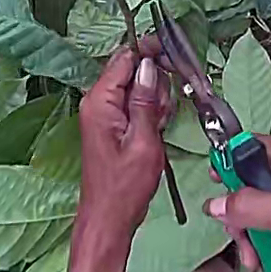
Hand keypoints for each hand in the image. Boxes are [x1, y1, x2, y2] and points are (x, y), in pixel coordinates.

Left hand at [75, 46, 169, 243]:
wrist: (109, 218)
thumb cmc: (126, 186)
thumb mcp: (143, 141)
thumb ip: (145, 100)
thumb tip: (149, 65)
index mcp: (100, 101)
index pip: (124, 57)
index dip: (150, 52)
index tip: (173, 57)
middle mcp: (97, 101)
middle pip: (130, 68)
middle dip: (154, 79)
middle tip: (165, 106)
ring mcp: (103, 112)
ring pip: (135, 85)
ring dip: (154, 97)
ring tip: (159, 123)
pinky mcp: (111, 123)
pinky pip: (133, 103)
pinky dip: (149, 110)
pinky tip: (155, 128)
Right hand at [202, 133, 270, 271]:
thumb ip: (250, 206)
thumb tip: (214, 203)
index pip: (248, 147)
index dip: (228, 169)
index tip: (215, 196)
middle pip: (251, 182)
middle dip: (241, 214)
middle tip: (241, 242)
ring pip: (262, 208)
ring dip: (254, 236)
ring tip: (257, 262)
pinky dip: (270, 245)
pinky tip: (270, 265)